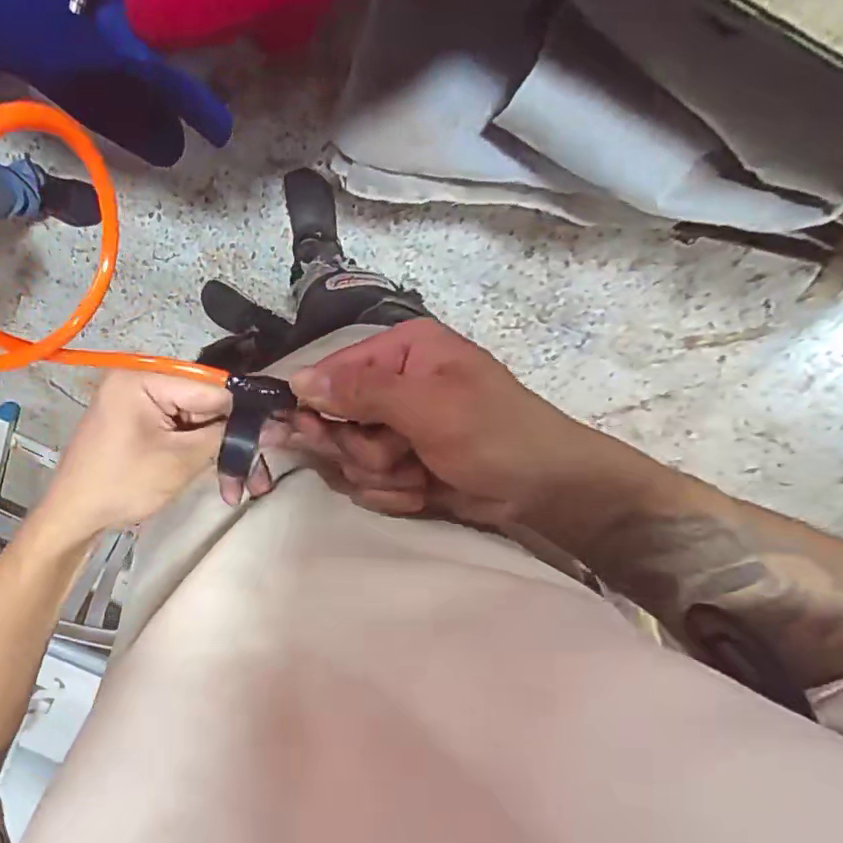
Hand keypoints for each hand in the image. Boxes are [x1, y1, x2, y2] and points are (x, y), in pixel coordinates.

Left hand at [35, 371, 273, 540]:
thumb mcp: (179, 460)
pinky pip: (179, 432)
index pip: (212, 385)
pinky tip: (223, 480)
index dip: (250, 407)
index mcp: (142, 378)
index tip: (284, 425)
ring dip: (220, 453)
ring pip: (197, 422)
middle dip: (235, 438)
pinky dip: (199, 455)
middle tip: (265, 467)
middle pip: (207, 403)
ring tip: (247, 485)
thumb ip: (226, 436)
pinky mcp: (139, 425)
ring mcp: (138, 404)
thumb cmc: (120, 485)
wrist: (74, 517)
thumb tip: (275, 423)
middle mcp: (140, 381)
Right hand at [286, 320, 655, 531]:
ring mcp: (392, 426)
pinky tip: (425, 488)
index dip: (318, 407)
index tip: (318, 434)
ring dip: (381, 473)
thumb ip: (360, 391)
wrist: (546, 490)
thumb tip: (296, 380)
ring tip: (421, 472)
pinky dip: (393, 491)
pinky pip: (365, 481)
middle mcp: (391, 383)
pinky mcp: (396, 461)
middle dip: (361, 449)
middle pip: (331, 420)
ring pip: (345, 457)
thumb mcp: (428, 406)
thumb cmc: (495, 435)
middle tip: (394, 455)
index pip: (328, 374)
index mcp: (401, 351)